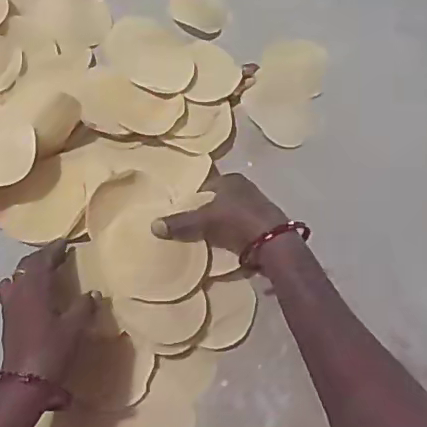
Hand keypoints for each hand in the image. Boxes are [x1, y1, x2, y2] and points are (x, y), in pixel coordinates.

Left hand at [0, 240, 94, 382]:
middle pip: (26, 266)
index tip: (65, 242)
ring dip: (29, 270)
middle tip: (57, 253)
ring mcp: (9, 306)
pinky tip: (32, 294)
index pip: (42, 261)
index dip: (54, 250)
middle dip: (41, 257)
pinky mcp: (7, 320)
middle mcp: (18, 292)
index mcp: (35, 289)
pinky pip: (13, 291)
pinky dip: (23, 284)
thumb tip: (92, 292)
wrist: (24, 383)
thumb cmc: (51, 351)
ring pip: (17, 277)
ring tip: (43, 270)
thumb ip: (84, 307)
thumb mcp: (74, 328)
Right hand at [150, 172, 289, 252]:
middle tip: (190, 226)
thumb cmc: (237, 221)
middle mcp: (246, 189)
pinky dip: (232, 236)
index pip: (206, 186)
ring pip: (230, 215)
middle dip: (207, 212)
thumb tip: (153, 226)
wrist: (274, 244)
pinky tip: (223, 246)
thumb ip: (180, 223)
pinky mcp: (264, 226)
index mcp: (232, 180)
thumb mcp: (205, 221)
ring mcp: (257, 207)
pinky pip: (240, 229)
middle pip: (219, 200)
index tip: (182, 211)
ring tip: (204, 238)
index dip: (194, 198)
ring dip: (220, 225)